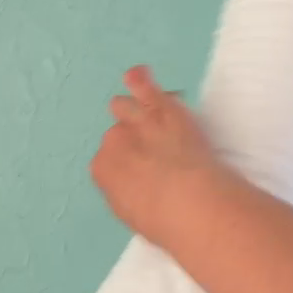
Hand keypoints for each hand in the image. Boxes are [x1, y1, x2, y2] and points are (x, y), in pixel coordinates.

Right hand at [91, 66, 231, 249]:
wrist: (190, 201)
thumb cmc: (162, 220)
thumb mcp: (133, 214)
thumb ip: (124, 193)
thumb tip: (129, 186)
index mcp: (102, 170)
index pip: (106, 161)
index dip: (122, 165)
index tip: (137, 173)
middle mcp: (113, 141)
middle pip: (115, 134)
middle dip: (129, 142)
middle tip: (149, 154)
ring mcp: (137, 122)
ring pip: (125, 108)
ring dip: (131, 111)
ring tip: (141, 115)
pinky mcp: (162, 109)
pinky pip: (146, 88)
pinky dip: (141, 80)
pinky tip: (139, 73)